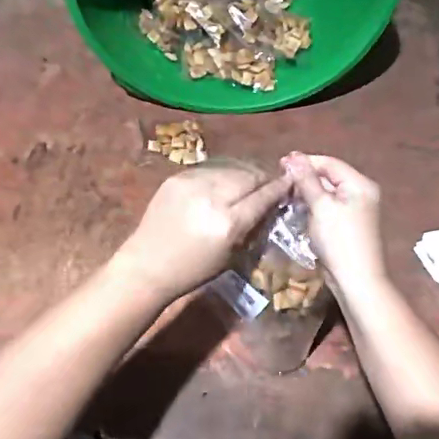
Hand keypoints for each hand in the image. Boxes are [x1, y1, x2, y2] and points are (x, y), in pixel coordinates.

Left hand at [107, 164, 290, 301]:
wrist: (147, 264)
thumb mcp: (230, 254)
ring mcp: (191, 184)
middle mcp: (211, 198)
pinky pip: (207, 170)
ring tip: (245, 183)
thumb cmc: (192, 270)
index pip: (262, 196)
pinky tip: (220, 184)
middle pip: (248, 176)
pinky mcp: (176, 178)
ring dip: (241, 175)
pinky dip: (219, 176)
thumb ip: (250, 225)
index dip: (279, 187)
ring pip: (229, 169)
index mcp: (228, 223)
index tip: (290, 182)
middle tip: (267, 184)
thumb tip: (267, 202)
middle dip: (261, 179)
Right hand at [281, 152, 388, 297]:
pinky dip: (312, 204)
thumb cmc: (338, 239)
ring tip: (285, 195)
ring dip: (306, 191)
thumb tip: (293, 157)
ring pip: (326, 191)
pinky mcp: (347, 223)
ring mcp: (355, 208)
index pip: (329, 163)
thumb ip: (306, 180)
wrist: (355, 279)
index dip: (304, 161)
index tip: (279, 165)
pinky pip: (327, 205)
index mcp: (359, 184)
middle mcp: (360, 192)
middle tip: (280, 182)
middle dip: (304, 177)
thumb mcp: (320, 206)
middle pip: (328, 176)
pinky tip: (297, 208)